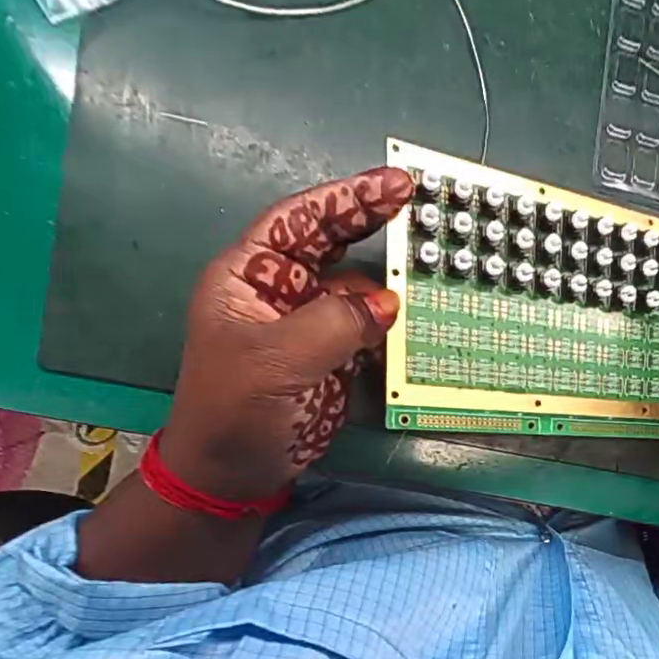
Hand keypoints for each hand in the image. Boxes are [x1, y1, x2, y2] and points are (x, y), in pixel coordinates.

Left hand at [163, 167, 415, 499]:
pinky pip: (366, 330)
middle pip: (331, 246)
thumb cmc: (234, 412)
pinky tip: (414, 320)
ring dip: (387, 284)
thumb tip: (388, 304)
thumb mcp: (277, 362)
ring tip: (426, 273)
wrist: (232, 474)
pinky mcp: (330, 358)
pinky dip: (390, 325)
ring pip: (356, 291)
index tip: (393, 184)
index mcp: (250, 277)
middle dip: (371, 225)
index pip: (299, 222)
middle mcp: (281, 292)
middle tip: (417, 205)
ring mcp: (309, 326)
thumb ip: (334, 324)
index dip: (345, 199)